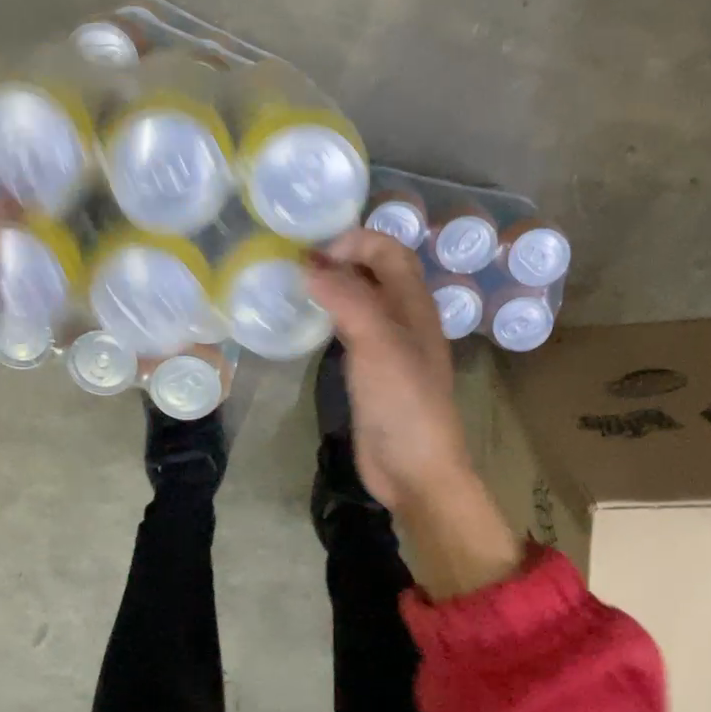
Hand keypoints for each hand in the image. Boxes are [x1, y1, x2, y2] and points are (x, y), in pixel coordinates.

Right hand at [305, 229, 471, 513]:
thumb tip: (310, 268)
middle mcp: (404, 316)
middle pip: (375, 269)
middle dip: (340, 257)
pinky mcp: (371, 369)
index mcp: (415, 303)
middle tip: (297, 265)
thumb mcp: (377, 343)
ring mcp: (388, 344)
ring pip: (361, 297)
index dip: (355, 241)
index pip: (388, 249)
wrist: (415, 470)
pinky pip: (350, 327)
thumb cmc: (403, 402)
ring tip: (295, 286)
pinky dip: (329, 314)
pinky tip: (307, 322)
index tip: (315, 257)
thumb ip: (347, 299)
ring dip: (333, 285)